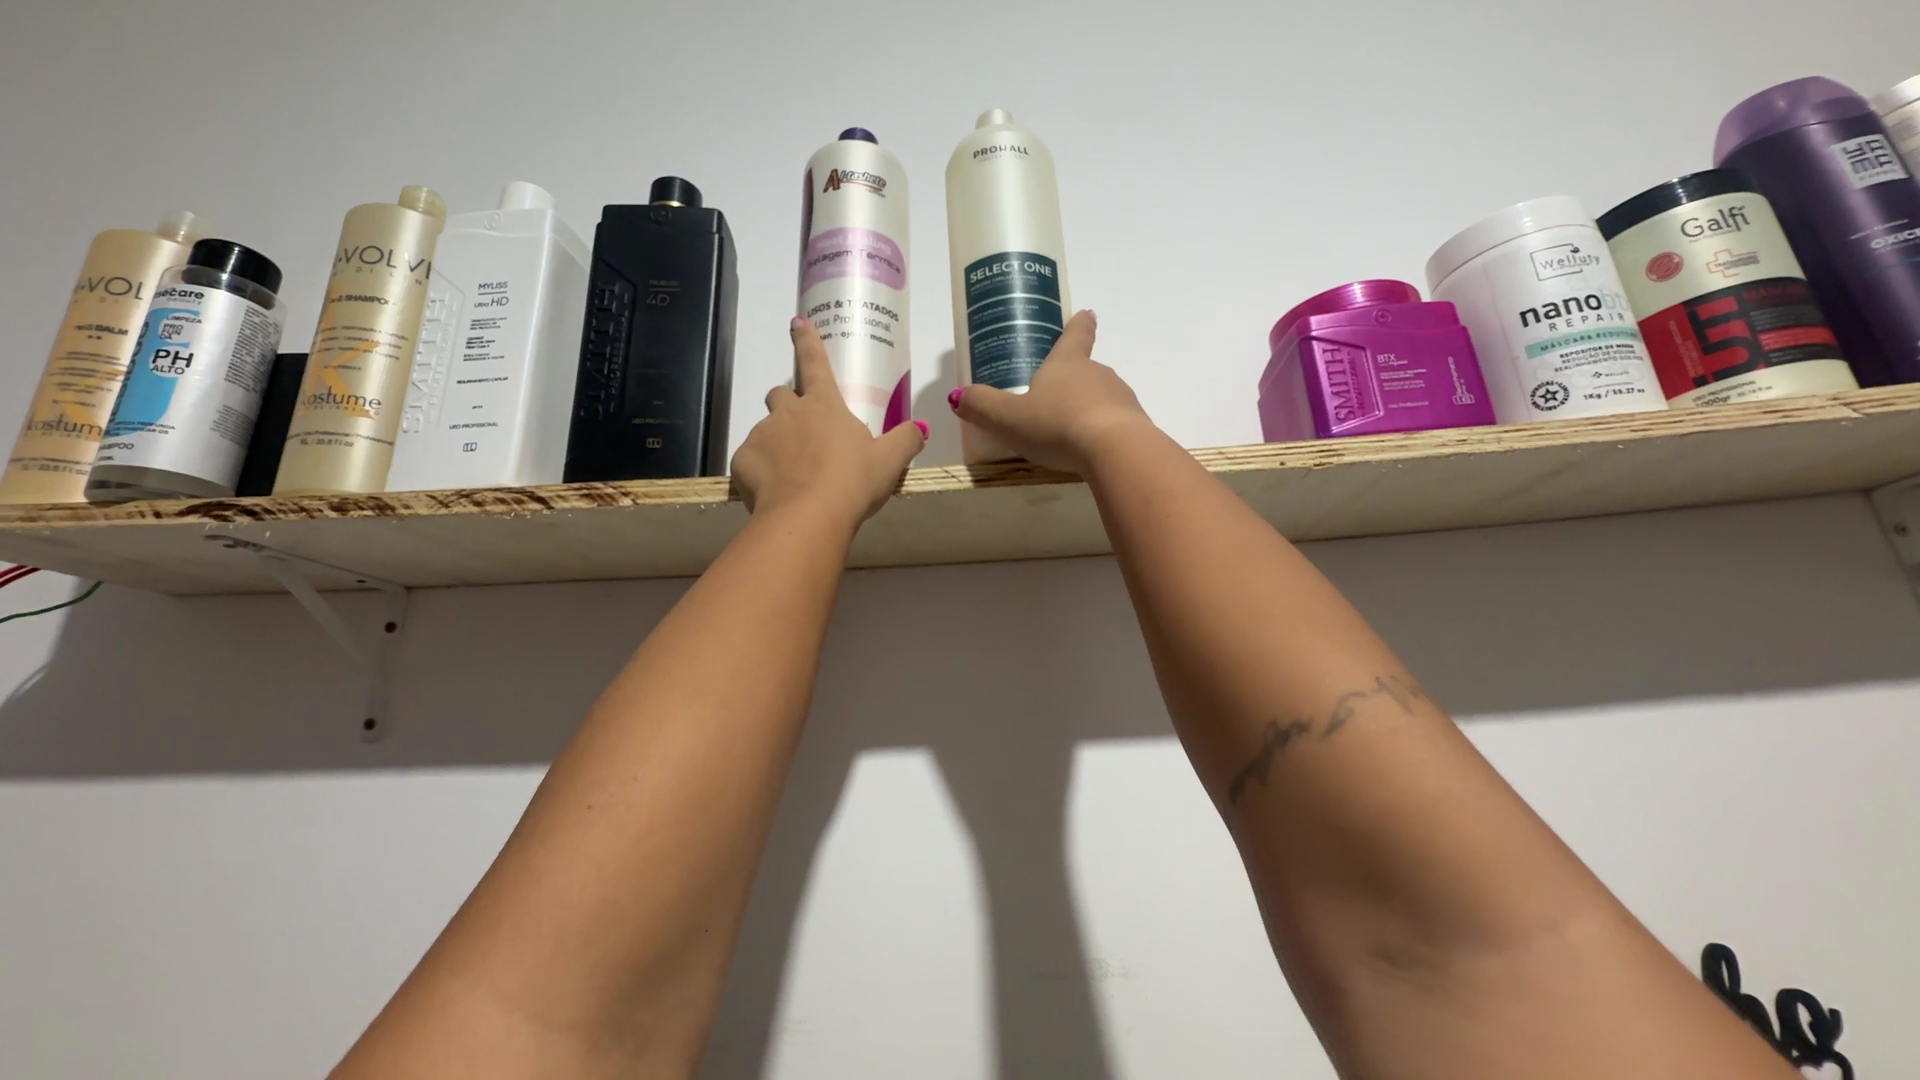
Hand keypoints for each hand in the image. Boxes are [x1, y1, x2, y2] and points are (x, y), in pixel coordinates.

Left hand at [732, 317, 926, 524]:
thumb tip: (921, 428)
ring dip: (777, 445)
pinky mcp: (742, 461)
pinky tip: (776, 493)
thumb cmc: (853, 482)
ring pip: (765, 430)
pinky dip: (761, 474)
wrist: (809, 516)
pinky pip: (750, 462)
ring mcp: (762, 434)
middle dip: (788, 406)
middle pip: (780, 395)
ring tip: (794, 477)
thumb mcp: (890, 462)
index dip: (807, 340)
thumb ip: (906, 440)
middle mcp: (789, 412)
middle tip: (803, 435)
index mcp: (824, 405)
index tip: (797, 323)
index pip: (814, 361)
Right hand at [948, 310, 1154, 473]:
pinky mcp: (1135, 425)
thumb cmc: (1057, 425)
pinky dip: (1102, 433)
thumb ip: (982, 407)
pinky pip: (1114, 425)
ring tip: (1071, 432)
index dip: (1079, 324)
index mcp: (1066, 365)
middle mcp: (1097, 375)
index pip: (1074, 336)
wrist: (1115, 450)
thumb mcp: (1009, 418)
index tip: (1087, 313)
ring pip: (1102, 399)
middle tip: (1056, 397)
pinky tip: (1091, 451)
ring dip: (1088, 409)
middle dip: (1074, 381)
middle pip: (1086, 371)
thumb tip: (957, 396)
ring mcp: (1120, 399)